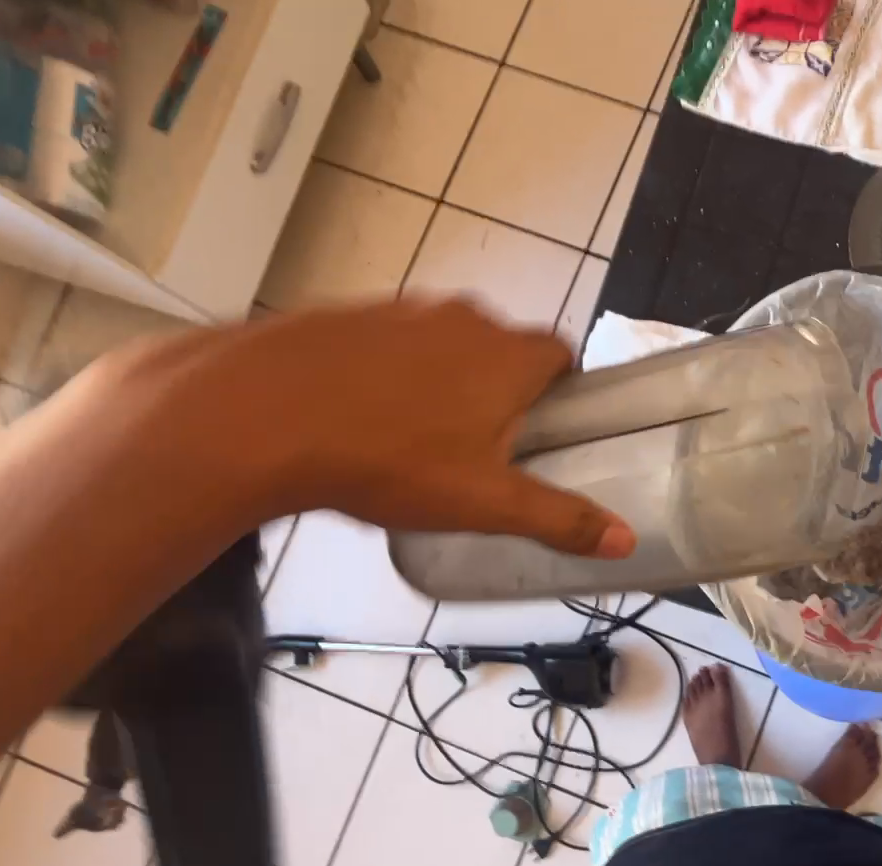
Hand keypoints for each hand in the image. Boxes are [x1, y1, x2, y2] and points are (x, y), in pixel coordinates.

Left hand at [85, 298, 633, 557]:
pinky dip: (394, 371)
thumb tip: (627, 540)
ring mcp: (400, 308)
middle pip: (504, 349)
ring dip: (448, 379)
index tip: (550, 426)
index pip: (561, 353)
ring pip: (446, 343)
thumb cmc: (391, 460)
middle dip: (505, 389)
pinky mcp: (346, 313)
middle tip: (486, 446)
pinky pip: (392, 341)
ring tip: (422, 436)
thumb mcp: (485, 503)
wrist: (255, 417)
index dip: (564, 387)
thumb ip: (561, 518)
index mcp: (508, 356)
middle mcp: (463, 317)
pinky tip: (366, 416)